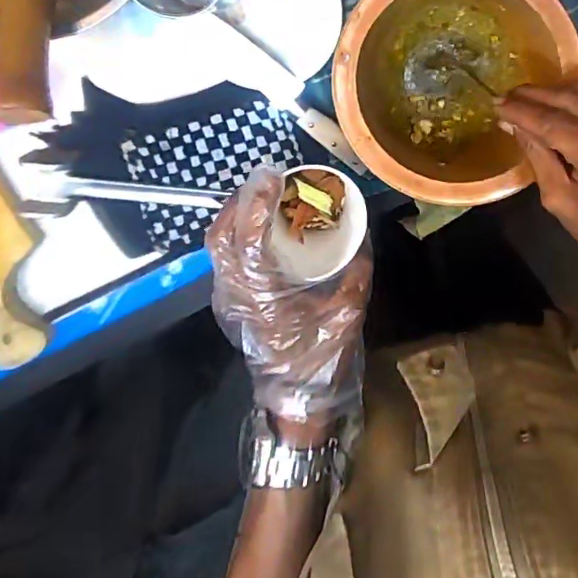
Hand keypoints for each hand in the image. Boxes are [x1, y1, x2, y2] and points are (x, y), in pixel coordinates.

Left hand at [204, 167, 371, 422]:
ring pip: (216, 244)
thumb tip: (361, 232)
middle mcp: (235, 292)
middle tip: (266, 180)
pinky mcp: (227, 301)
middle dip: (240, 200)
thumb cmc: (320, 359)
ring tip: (260, 195)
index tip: (272, 176)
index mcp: (261, 294)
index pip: (246, 237)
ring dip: (233, 213)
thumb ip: (356, 270)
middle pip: (220, 234)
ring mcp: (226, 298)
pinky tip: (255, 223)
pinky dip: (233, 231)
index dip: (255, 202)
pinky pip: (221, 256)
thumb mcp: (347, 312)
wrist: (296, 401)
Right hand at [497, 71, 577, 296]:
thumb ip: (537, 156)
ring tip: (547, 99)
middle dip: (537, 95)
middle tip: (512, 95)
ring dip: (569, 87)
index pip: (555, 124)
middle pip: (575, 100)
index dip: (522, 111)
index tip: (498, 102)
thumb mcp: (558, 200)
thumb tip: (513, 121)